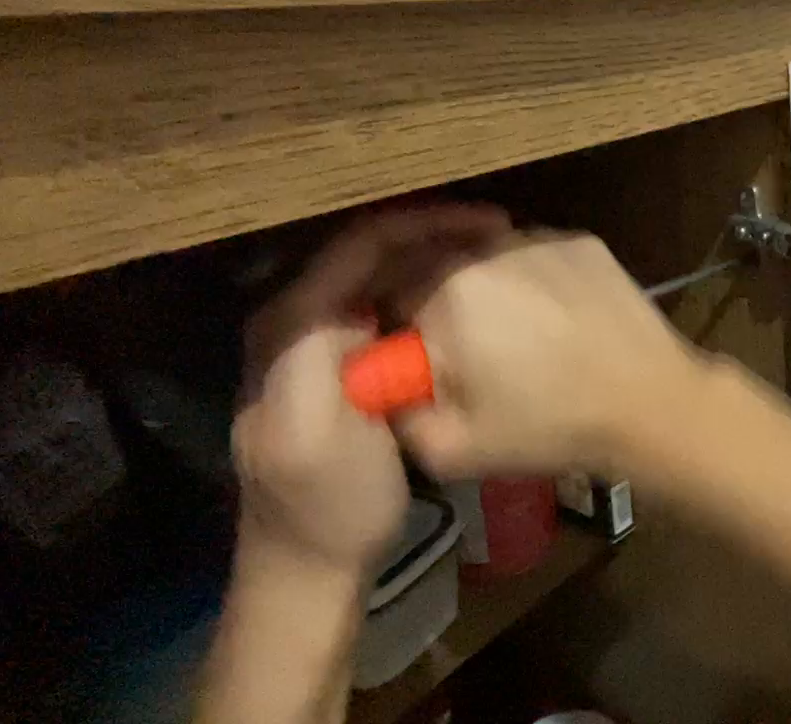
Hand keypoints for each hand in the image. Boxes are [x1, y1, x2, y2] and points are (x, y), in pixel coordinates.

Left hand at [234, 205, 509, 572]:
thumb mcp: (314, 432)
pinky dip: (432, 292)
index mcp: (290, 325)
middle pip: (373, 253)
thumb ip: (318, 353)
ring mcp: (326, 343)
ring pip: (386, 276)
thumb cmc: (326, 502)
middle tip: (500, 236)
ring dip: (438, 260)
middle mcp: (301, 321)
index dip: (424, 225)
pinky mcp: (351, 364)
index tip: (486, 225)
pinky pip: (394, 306)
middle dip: (437, 235)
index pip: (359, 246)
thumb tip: (359, 289)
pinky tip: (468, 297)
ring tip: (492, 257)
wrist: (315, 567)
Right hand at [392, 232, 709, 479]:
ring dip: (493, 286)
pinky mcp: (586, 243)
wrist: (649, 401)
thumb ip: (402, 415)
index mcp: (449, 290)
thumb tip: (389, 387)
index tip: (428, 357)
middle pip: (443, 265)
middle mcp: (491, 248)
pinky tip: (562, 316)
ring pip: (493, 256)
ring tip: (524, 333)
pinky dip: (539, 278)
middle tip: (478, 348)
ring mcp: (545, 239)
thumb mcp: (454, 450)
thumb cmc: (550, 427)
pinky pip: (540, 255)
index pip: (394, 291)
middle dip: (447, 303)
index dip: (405, 327)